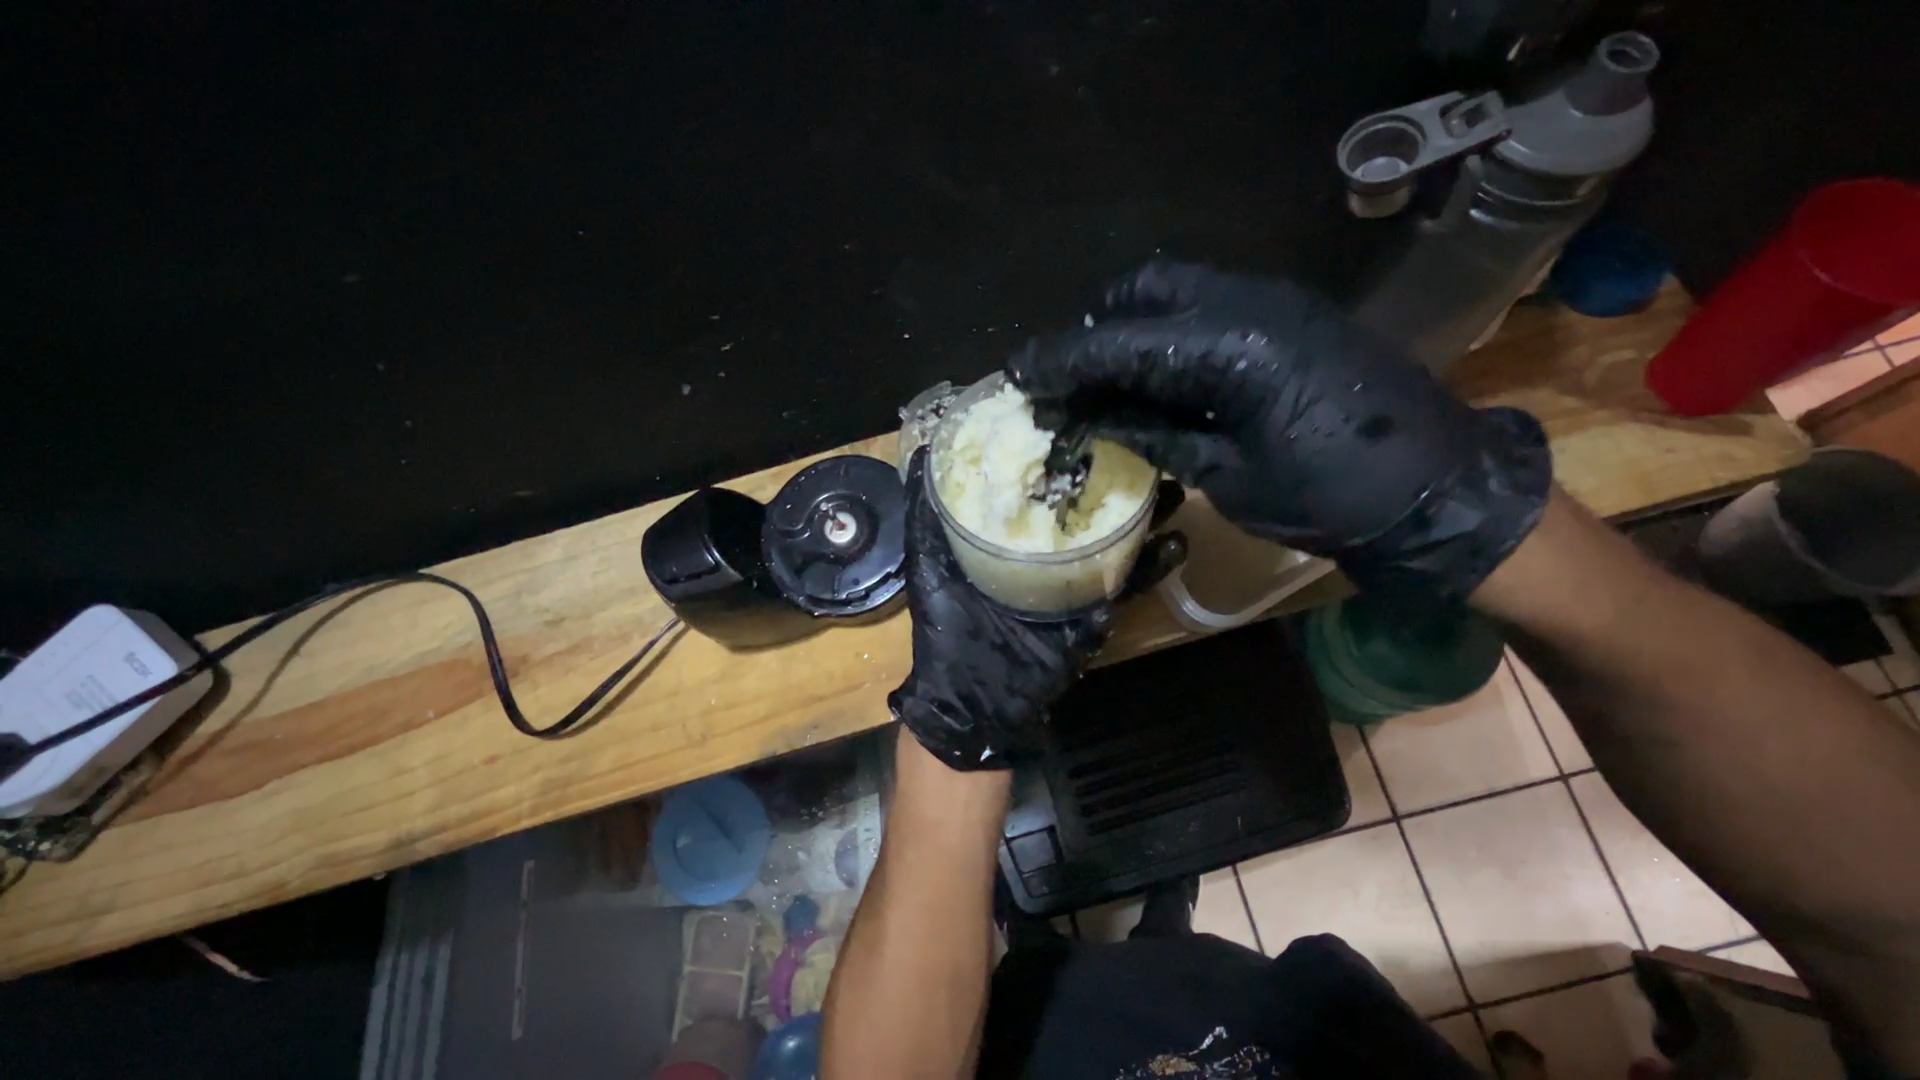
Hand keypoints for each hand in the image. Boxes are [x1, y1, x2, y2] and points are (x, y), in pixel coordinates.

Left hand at [888, 448, 1171, 769]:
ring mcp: (1074, 587)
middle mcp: (1048, 557)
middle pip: (1090, 513)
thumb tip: (925, 452)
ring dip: (1148, 520)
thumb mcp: (930, 563)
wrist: (966, 700)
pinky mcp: (1091, 617)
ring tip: (1175, 495)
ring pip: (1118, 546)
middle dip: (1121, 485)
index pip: (1047, 491)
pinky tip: (1172, 547)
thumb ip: (927, 514)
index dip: (1071, 460)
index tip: (1091, 425)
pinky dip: (1148, 571)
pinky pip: (1124, 591)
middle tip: (1148, 454)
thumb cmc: (945, 629)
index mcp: (1012, 539)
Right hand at [1007, 260, 1551, 597]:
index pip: (1121, 342)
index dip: (1062, 359)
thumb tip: (1087, 416)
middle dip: (1096, 330)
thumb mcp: (1227, 476)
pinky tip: (1159, 377)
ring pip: (1176, 292)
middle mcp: (1248, 304)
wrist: (1436, 489)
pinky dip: (1170, 335)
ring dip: (1131, 329)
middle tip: (1069, 380)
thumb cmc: (1329, 496)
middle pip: (1144, 291)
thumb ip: (1153, 433)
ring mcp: (1274, 303)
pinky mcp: (1291, 316)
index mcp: (1231, 348)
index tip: (1017, 373)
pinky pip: (1210, 308)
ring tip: (1106, 380)